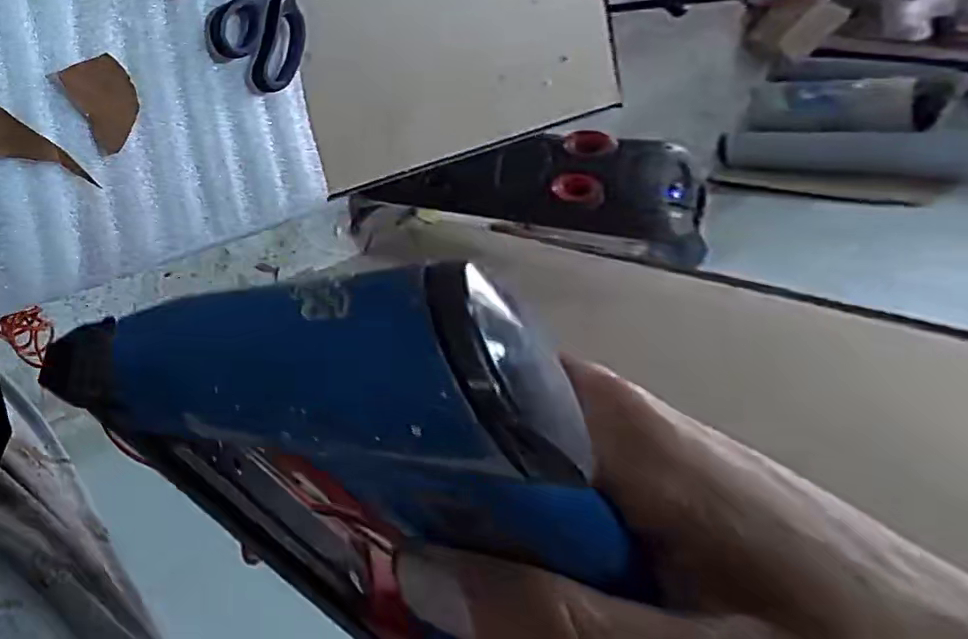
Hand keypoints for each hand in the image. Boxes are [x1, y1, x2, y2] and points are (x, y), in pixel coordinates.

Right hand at [398, 359, 967, 638]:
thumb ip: (557, 617)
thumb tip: (411, 573)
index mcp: (598, 418)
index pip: (453, 372)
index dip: (389, 407)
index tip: (337, 450)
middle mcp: (596, 413)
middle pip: (468, 426)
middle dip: (424, 483)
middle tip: (386, 540)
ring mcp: (623, 448)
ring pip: (505, 469)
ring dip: (473, 521)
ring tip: (446, 573)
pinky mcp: (648, 485)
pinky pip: (553, 498)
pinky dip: (524, 539)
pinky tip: (529, 586)